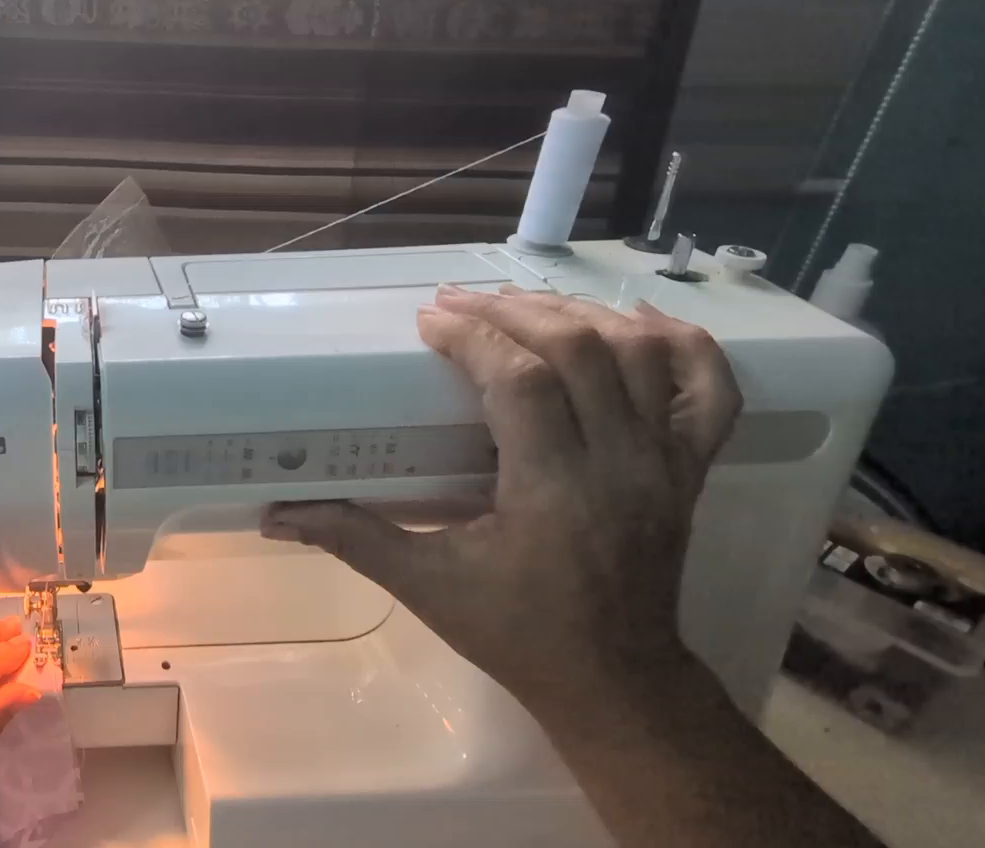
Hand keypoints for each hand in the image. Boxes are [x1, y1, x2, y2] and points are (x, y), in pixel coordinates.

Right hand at [262, 285, 741, 710]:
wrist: (616, 681)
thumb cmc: (515, 630)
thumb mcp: (424, 585)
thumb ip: (350, 537)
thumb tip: (274, 514)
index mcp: (555, 490)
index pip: (523, 380)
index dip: (473, 338)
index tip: (428, 323)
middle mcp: (622, 464)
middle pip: (579, 349)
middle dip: (511, 312)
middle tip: (457, 303)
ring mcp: (666, 463)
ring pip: (639, 355)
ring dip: (575, 314)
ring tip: (517, 304)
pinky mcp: (689, 468)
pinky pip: (709, 388)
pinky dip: (680, 343)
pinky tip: (633, 321)